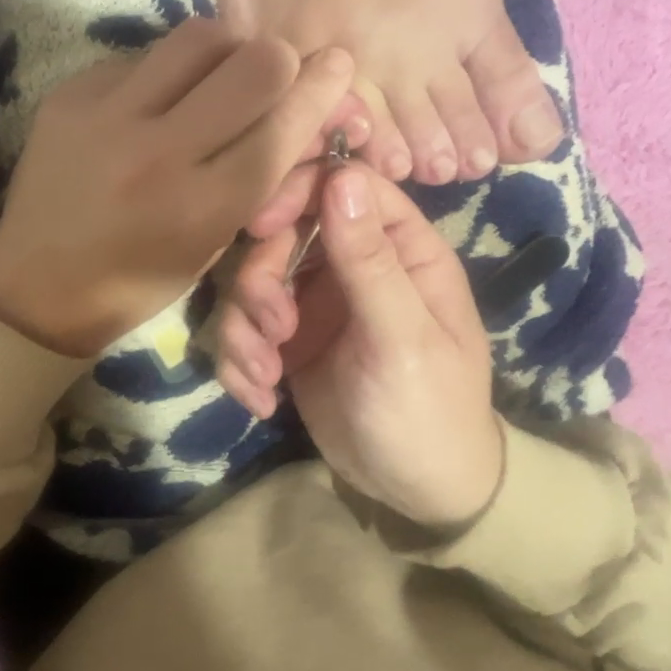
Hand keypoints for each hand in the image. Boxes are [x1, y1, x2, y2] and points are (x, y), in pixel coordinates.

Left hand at [0, 19, 357, 357]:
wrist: (36, 287)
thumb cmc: (135, 283)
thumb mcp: (210, 246)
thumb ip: (257, 180)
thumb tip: (304, 108)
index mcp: (200, 208)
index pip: (284, 125)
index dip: (323, 89)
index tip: (337, 65)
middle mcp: (156, 154)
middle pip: (254, 64)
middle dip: (281, 60)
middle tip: (274, 71)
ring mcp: (107, 117)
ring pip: (199, 37)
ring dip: (226, 48)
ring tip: (219, 74)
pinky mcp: (71, 95)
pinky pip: (144, 55)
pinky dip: (167, 68)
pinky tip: (160, 96)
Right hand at [215, 163, 502, 528]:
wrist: (415, 492)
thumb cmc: (430, 412)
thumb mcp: (402, 338)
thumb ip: (370, 261)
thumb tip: (341, 179)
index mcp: (400, 251)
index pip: (343, 186)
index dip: (295, 194)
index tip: (260, 227)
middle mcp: (353, 267)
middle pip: (281, 236)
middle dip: (262, 284)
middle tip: (274, 332)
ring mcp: (315, 304)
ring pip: (252, 285)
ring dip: (246, 332)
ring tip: (266, 379)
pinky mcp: (287, 343)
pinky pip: (244, 331)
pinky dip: (240, 364)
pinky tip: (262, 401)